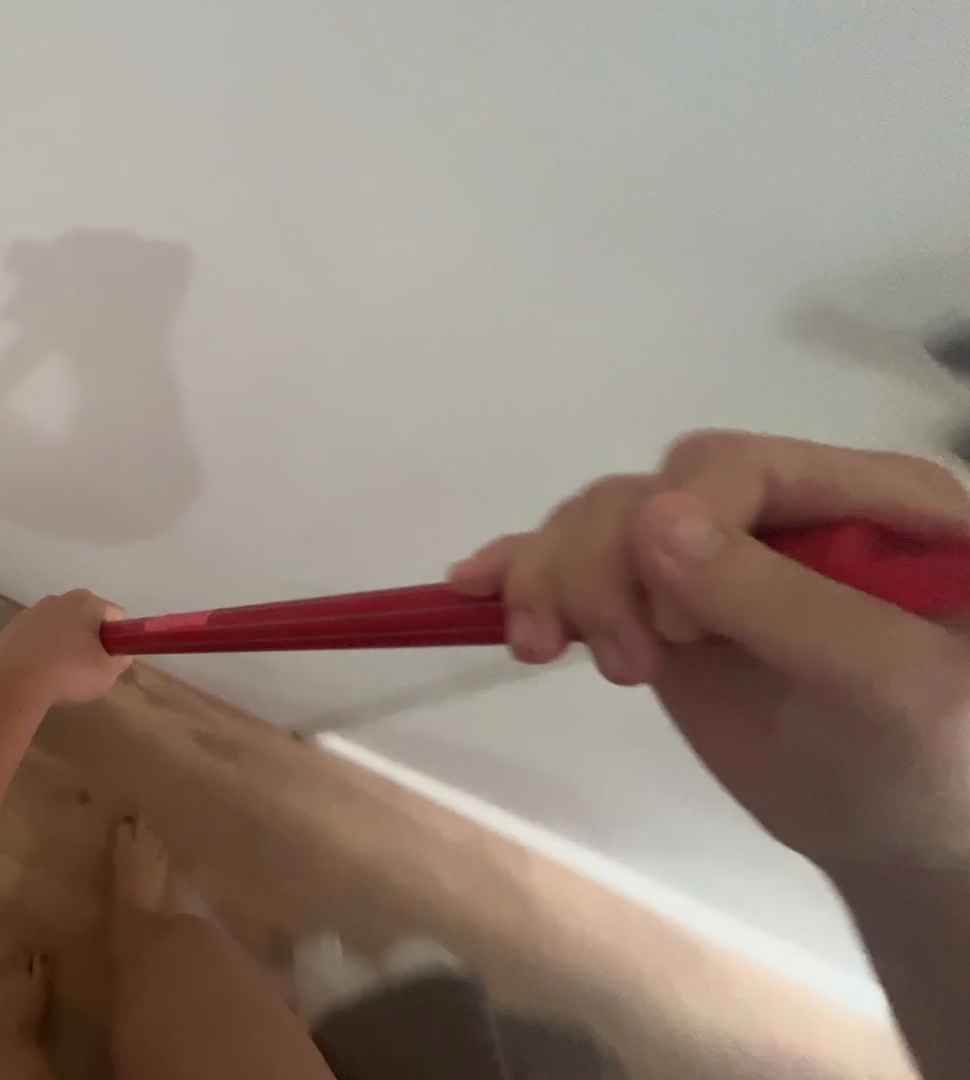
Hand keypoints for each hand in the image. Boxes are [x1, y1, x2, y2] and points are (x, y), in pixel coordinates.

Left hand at [0, 589, 132, 705]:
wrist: (11, 682)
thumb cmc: (68, 673)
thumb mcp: (107, 673)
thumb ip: (120, 660)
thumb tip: (119, 653)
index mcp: (85, 602)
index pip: (116, 616)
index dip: (120, 639)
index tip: (112, 660)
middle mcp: (58, 599)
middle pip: (86, 618)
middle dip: (91, 640)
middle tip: (88, 668)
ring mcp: (31, 612)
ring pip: (59, 628)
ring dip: (64, 645)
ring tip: (59, 674)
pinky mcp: (11, 628)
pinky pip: (36, 638)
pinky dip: (41, 651)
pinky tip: (37, 672)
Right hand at [449, 431, 969, 868]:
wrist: (883, 829)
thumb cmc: (932, 765)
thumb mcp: (885, 686)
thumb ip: (780, 598)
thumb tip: (651, 518)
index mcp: (864, 502)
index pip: (730, 466)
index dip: (678, 523)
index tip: (675, 624)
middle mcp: (767, 511)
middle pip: (634, 497)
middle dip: (598, 575)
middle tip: (626, 670)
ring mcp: (695, 555)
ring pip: (582, 527)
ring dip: (548, 587)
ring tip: (547, 656)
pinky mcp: (640, 593)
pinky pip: (557, 558)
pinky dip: (510, 572)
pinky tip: (471, 590)